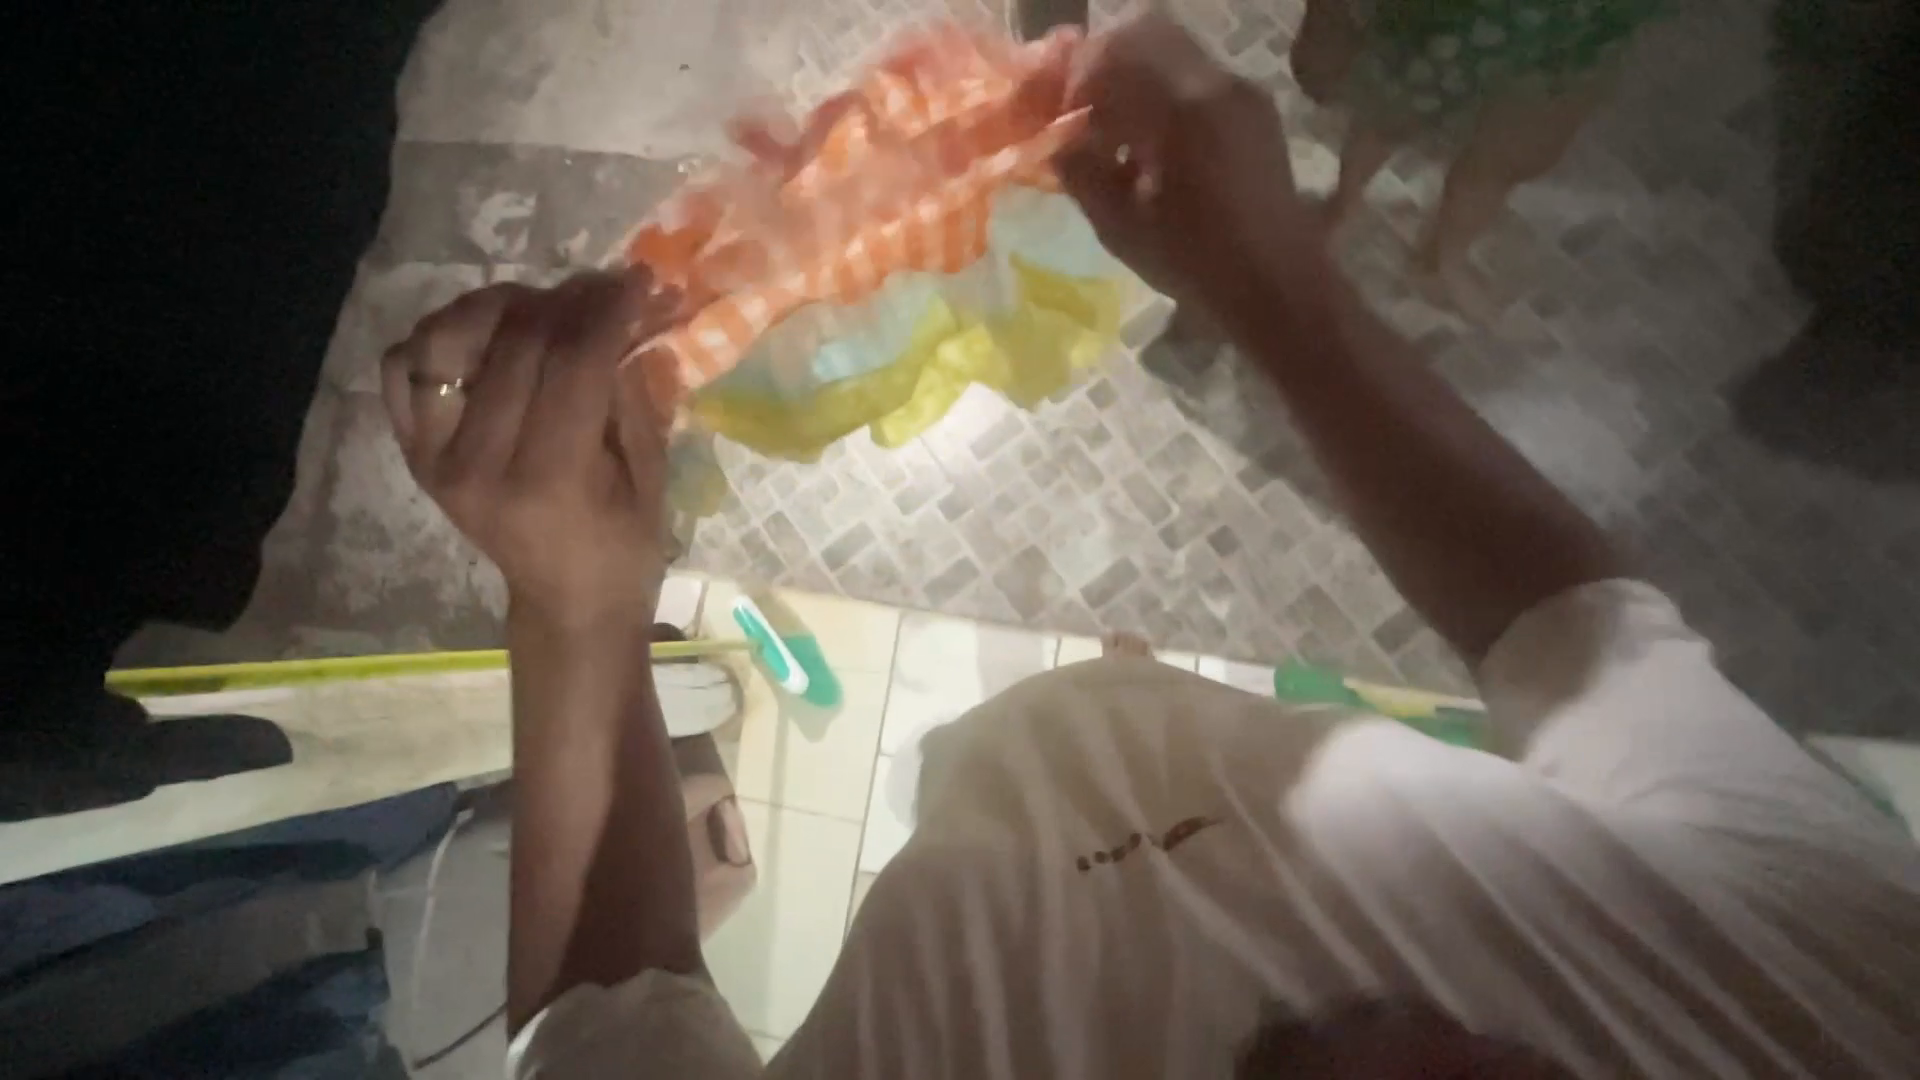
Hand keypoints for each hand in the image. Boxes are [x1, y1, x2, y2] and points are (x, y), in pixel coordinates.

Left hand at [382, 271, 680, 628]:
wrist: (567, 601)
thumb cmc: (625, 548)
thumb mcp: (650, 478)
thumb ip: (636, 398)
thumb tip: (636, 322)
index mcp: (552, 478)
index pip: (574, 364)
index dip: (608, 312)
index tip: (636, 281)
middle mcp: (480, 463)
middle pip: (514, 344)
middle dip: (567, 301)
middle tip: (600, 286)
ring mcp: (435, 457)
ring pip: (443, 341)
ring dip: (495, 306)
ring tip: (540, 305)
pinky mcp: (414, 454)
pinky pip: (403, 369)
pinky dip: (439, 336)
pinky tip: (485, 335)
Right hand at [1056, 15, 1331, 330]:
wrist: (1273, 284)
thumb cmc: (1193, 262)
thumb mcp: (1122, 227)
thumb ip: (1083, 174)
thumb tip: (1057, 143)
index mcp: (1183, 107)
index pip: (1116, 50)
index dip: (1077, 76)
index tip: (1062, 116)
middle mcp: (1218, 81)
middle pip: (1148, 32)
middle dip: (1106, 65)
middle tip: (1084, 112)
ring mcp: (1243, 92)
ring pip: (1176, 53)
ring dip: (1136, 81)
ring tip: (1118, 138)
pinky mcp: (1256, 111)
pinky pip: (1200, 81)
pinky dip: (1166, 98)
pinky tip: (1155, 151)